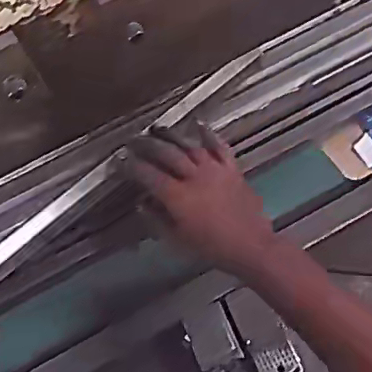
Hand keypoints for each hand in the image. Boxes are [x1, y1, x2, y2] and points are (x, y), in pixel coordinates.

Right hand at [126, 126, 285, 277]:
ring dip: (171, 136)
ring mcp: (215, 169)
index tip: (120, 161)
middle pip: (166, 154)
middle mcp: (194, 176)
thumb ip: (157, 219)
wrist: (251, 246)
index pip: (149, 175)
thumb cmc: (212, 247)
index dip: (132, 167)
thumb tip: (142, 202)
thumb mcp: (178, 240)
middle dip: (146, 145)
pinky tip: (198, 124)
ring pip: (189, 146)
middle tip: (133, 140)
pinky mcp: (232, 169)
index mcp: (178, 196)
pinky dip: (208, 133)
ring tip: (156, 130)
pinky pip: (219, 146)